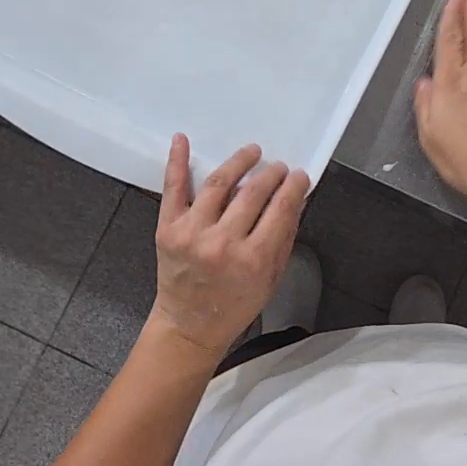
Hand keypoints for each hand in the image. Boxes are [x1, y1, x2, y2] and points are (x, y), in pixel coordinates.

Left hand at [149, 135, 310, 359]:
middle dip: (270, 174)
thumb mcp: (271, 277)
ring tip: (252, 152)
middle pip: (252, 193)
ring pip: (217, 184)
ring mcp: (192, 234)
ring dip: (238, 162)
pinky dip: (176, 162)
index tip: (299, 175)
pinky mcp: (167, 229)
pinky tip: (181, 140)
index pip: (280, 209)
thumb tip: (295, 197)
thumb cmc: (236, 303)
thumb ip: (284, 236)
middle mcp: (222, 243)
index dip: (294, 186)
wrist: (189, 326)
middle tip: (278, 166)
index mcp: (254, 259)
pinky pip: (172, 189)